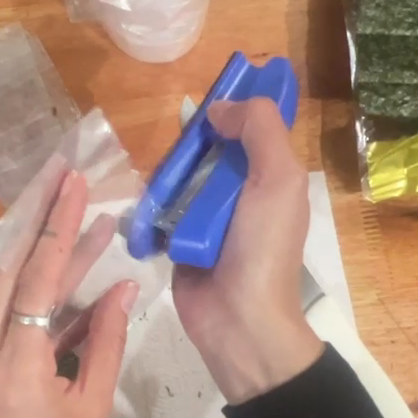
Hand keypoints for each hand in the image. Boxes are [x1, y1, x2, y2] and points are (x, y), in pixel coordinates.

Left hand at [0, 170, 137, 417]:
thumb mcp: (91, 411)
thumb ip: (104, 345)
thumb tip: (124, 289)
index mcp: (16, 367)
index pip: (37, 281)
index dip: (58, 229)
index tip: (73, 185)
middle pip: (10, 269)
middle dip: (38, 219)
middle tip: (63, 175)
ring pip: (7, 290)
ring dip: (42, 255)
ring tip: (86, 221)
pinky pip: (8, 317)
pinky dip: (40, 296)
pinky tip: (75, 282)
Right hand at [173, 98, 323, 404]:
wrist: (239, 320)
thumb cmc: (263, 248)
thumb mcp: (276, 180)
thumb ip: (257, 130)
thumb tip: (218, 108)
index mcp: (270, 174)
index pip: (253, 126)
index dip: (236, 105)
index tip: (209, 97)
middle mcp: (239, 190)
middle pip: (209, 147)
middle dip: (191, 141)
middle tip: (178, 144)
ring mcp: (206, 216)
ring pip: (180, 174)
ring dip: (167, 174)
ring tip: (159, 181)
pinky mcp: (177, 239)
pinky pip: (160, 209)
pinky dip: (150, 204)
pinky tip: (141, 204)